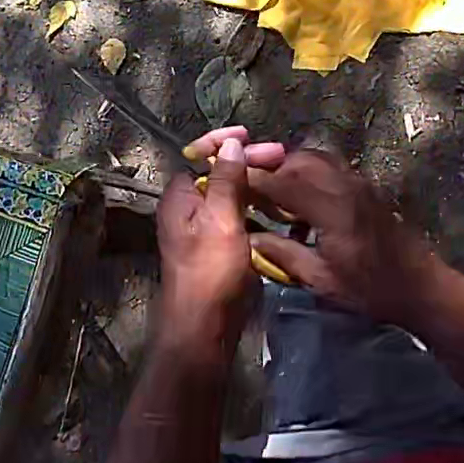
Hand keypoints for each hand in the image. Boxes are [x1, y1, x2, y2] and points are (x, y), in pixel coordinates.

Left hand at [153, 135, 260, 362]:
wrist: (205, 326)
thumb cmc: (209, 272)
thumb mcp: (220, 220)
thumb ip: (225, 180)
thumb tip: (230, 144)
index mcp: (180, 197)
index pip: (199, 155)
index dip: (223, 141)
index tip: (250, 136)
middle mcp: (188, 208)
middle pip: (217, 172)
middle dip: (247, 161)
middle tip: (279, 156)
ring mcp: (205, 227)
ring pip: (230, 193)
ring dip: (255, 182)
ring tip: (282, 176)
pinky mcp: (221, 244)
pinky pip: (238, 213)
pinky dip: (256, 205)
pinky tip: (277, 204)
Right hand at [244, 149, 443, 326]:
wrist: (422, 286)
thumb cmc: (371, 288)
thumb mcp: (321, 279)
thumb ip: (283, 254)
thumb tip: (249, 238)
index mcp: (331, 207)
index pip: (283, 182)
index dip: (253, 180)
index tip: (230, 180)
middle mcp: (345, 185)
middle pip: (299, 160)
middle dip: (272, 170)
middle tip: (252, 191)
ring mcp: (359, 183)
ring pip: (317, 159)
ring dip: (292, 170)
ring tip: (275, 195)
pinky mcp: (367, 189)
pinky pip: (332, 169)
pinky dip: (311, 175)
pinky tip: (304, 205)